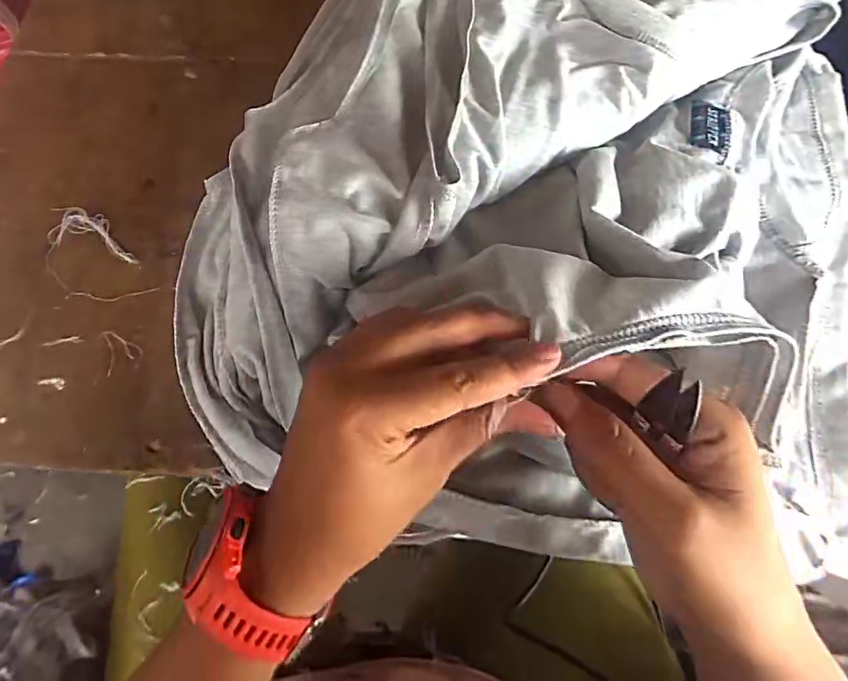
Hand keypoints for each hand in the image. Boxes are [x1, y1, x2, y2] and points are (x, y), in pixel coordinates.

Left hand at [242, 307, 560, 616]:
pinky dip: (422, 327)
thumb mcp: (425, 475)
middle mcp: (348, 366)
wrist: (296, 528)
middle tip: (529, 328)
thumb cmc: (362, 520)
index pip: (453, 377)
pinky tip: (451, 336)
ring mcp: (335, 354)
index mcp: (370, 407)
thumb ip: (474, 425)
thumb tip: (532, 400)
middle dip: (483, 325)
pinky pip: (384, 327)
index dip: (506, 364)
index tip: (551, 352)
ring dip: (453, 321)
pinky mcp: (332, 355)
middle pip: (429, 330)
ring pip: (406, 319)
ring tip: (499, 330)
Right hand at [532, 356, 839, 680]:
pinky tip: (615, 498)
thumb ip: (612, 448)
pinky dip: (596, 468)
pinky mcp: (648, 467)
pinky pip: (602, 447)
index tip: (533, 378)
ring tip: (615, 494)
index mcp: (707, 416)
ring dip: (591, 451)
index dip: (583, 368)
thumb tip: (556, 390)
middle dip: (586, 421)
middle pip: (611, 392)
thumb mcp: (667, 513)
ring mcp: (666, 444)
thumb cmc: (720, 578)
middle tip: (590, 465)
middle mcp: (686, 419)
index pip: (631, 371)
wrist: (742, 647)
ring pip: (599, 419)